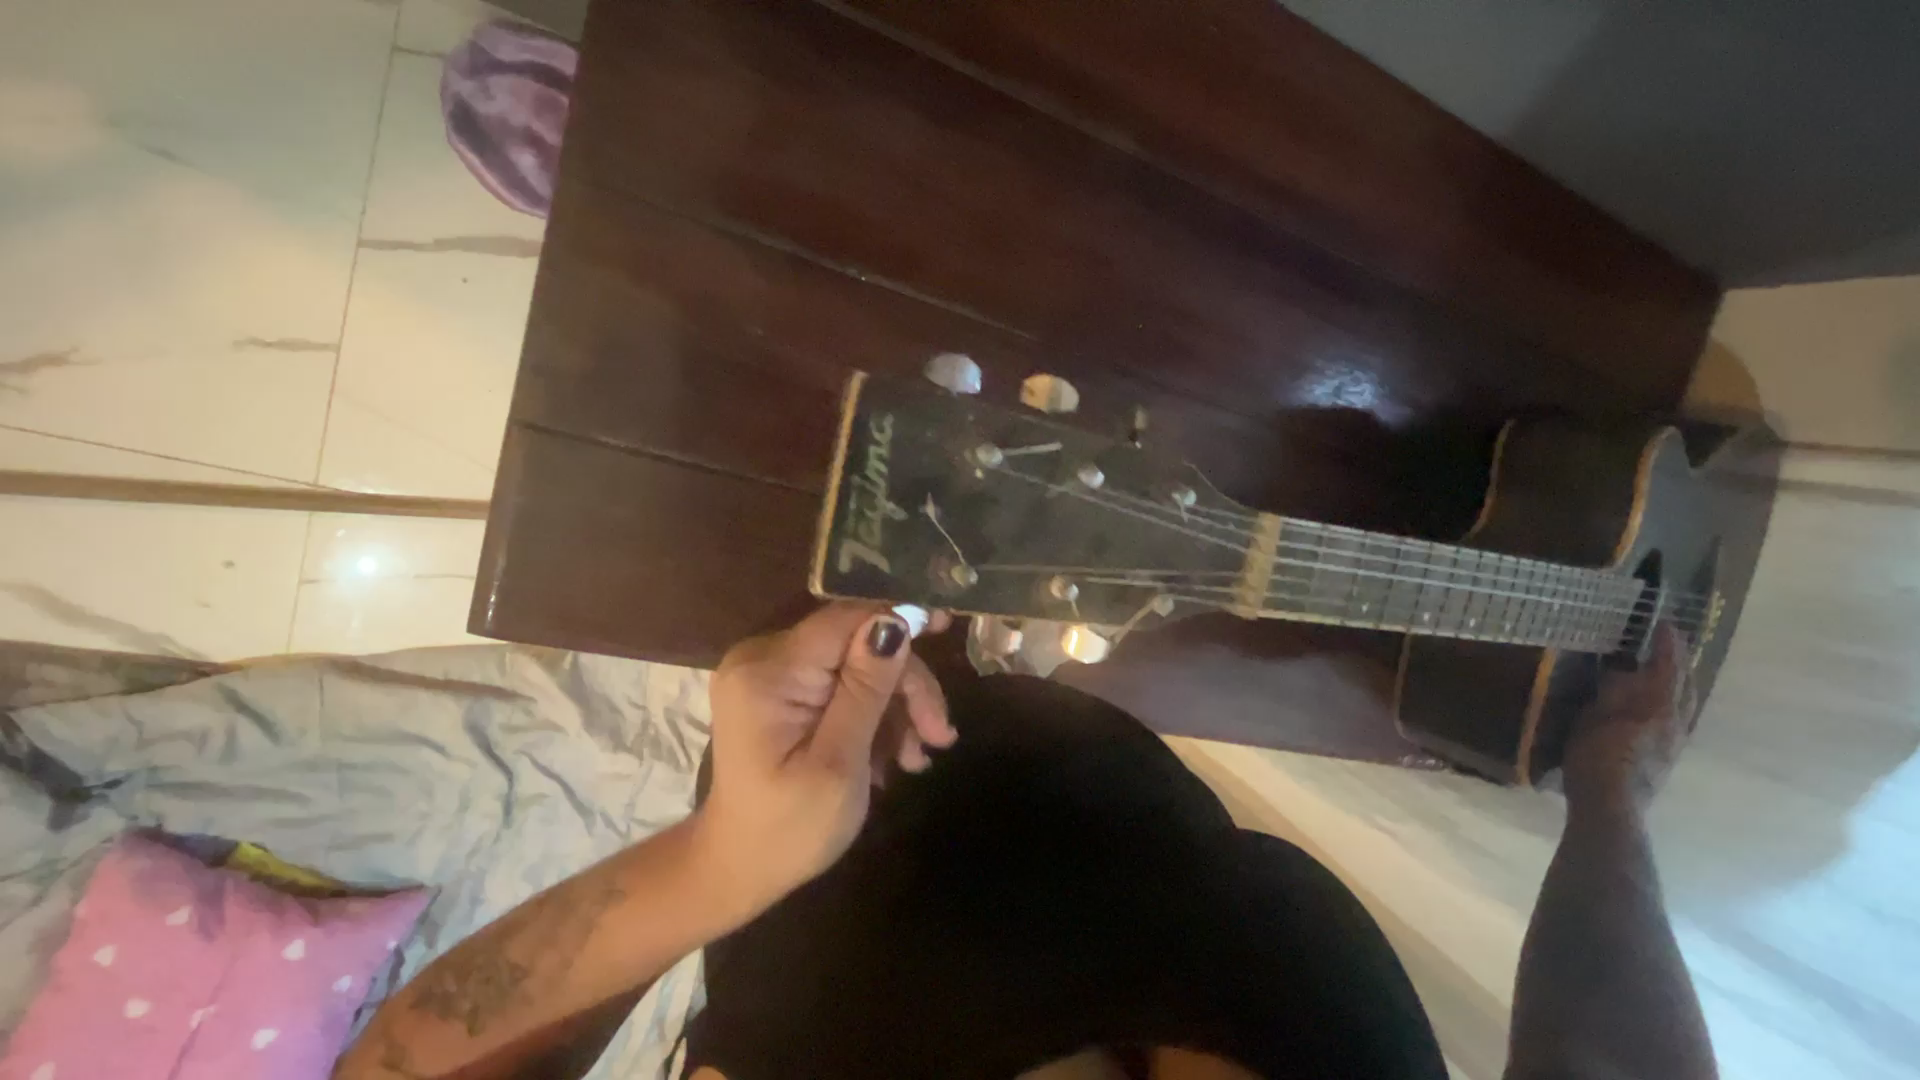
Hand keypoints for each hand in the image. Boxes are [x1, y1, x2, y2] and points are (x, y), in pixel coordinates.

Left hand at [692, 602, 956, 916]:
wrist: (741, 871)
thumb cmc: (789, 829)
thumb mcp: (838, 763)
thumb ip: (865, 689)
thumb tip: (895, 622)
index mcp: (768, 671)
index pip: (845, 620)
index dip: (898, 616)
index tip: (947, 626)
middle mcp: (764, 657)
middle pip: (856, 643)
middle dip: (905, 686)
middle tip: (940, 737)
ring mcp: (772, 674)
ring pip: (856, 665)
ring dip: (896, 708)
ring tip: (918, 760)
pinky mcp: (783, 693)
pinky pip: (841, 684)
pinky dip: (873, 716)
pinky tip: (894, 757)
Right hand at [1561, 623, 1698, 815]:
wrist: (1612, 805)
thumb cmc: (1597, 757)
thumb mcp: (1594, 718)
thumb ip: (1611, 693)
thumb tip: (1620, 669)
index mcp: (1657, 708)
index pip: (1668, 669)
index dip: (1668, 646)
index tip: (1667, 624)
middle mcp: (1675, 723)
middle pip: (1685, 687)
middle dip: (1679, 664)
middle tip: (1670, 645)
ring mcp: (1674, 743)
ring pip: (1684, 705)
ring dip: (1677, 685)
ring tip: (1663, 673)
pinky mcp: (1666, 758)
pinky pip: (1675, 720)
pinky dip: (1669, 704)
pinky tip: (1654, 708)